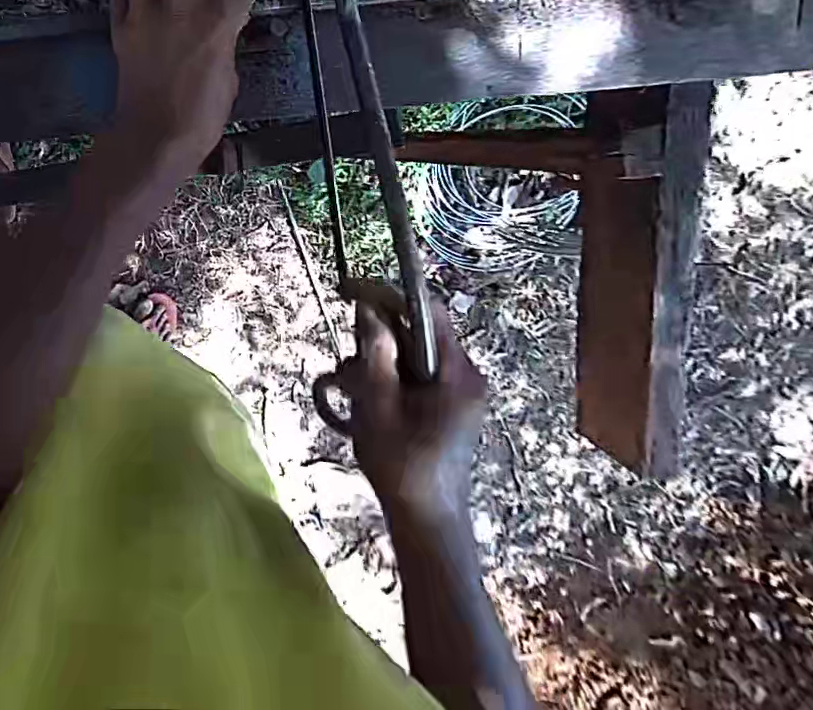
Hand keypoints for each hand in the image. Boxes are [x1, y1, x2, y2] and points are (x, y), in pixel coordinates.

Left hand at [107, 0, 261, 174]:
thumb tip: (222, 28)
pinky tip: (138, 16)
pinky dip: (127, 2)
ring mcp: (144, 16)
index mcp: (217, 21)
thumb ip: (225, 41)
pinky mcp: (119, 31)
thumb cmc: (201, 117)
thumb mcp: (229, 78)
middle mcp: (179, 8)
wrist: (154, 139)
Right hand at [332, 278, 486, 527]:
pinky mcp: (447, 403)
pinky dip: (387, 376)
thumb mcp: (379, 408)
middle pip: (417, 330)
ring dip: (377, 360)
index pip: (428, 311)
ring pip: (411, 352)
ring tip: (352, 389)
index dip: (387, 294)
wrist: (428, 522)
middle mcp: (465, 375)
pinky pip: (413, 372)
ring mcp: (458, 390)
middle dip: (376, 335)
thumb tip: (368, 310)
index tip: (349, 290)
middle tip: (346, 356)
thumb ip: (376, 356)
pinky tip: (367, 399)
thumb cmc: (403, 468)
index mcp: (458, 374)